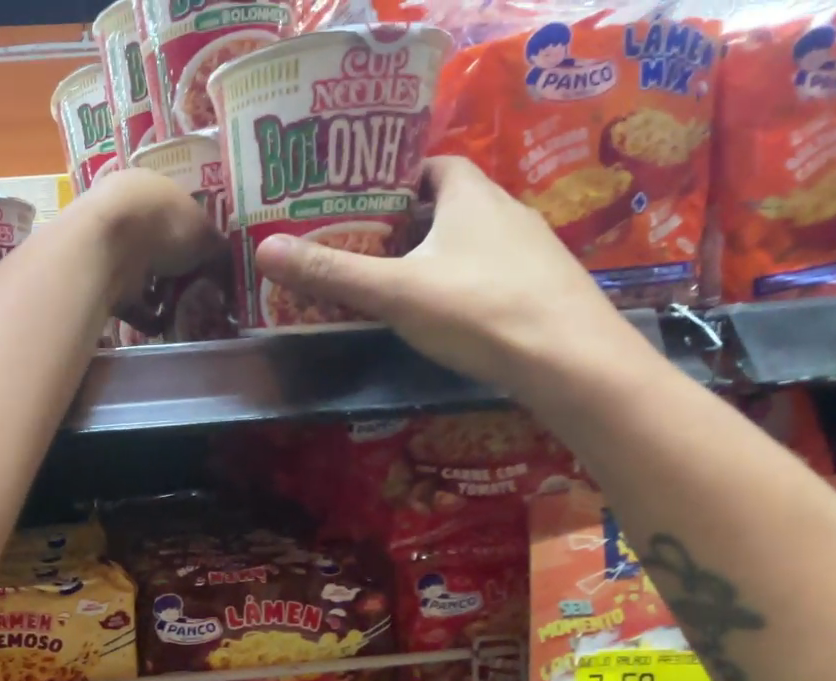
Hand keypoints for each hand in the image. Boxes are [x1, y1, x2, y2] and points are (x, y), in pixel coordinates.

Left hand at [68, 167, 220, 307]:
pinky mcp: (97, 281)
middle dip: (177, 270)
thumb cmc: (162, 226)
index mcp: (150, 188)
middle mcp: (126, 212)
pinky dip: (144, 316)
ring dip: (159, 294)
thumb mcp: (204, 234)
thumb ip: (218, 251)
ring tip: (183, 312)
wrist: (103, 249)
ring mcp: (107, 246)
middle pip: (158, 245)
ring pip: (140, 273)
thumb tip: (226, 267)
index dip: (196, 239)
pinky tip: (161, 327)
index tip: (209, 264)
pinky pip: (127, 301)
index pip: (178, 212)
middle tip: (198, 291)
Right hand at [253, 157, 632, 396]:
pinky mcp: (538, 289)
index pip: (431, 164)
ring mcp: (528, 251)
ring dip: (429, 255)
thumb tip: (264, 250)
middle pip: (445, 204)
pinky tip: (436, 313)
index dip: (394, 176)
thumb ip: (332, 272)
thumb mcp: (395, 291)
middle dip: (402, 222)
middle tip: (356, 244)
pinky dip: (455, 283)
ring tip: (386, 281)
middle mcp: (505, 211)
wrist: (571, 362)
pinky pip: (486, 272)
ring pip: (467, 241)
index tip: (356, 198)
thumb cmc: (479, 309)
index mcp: (471, 195)